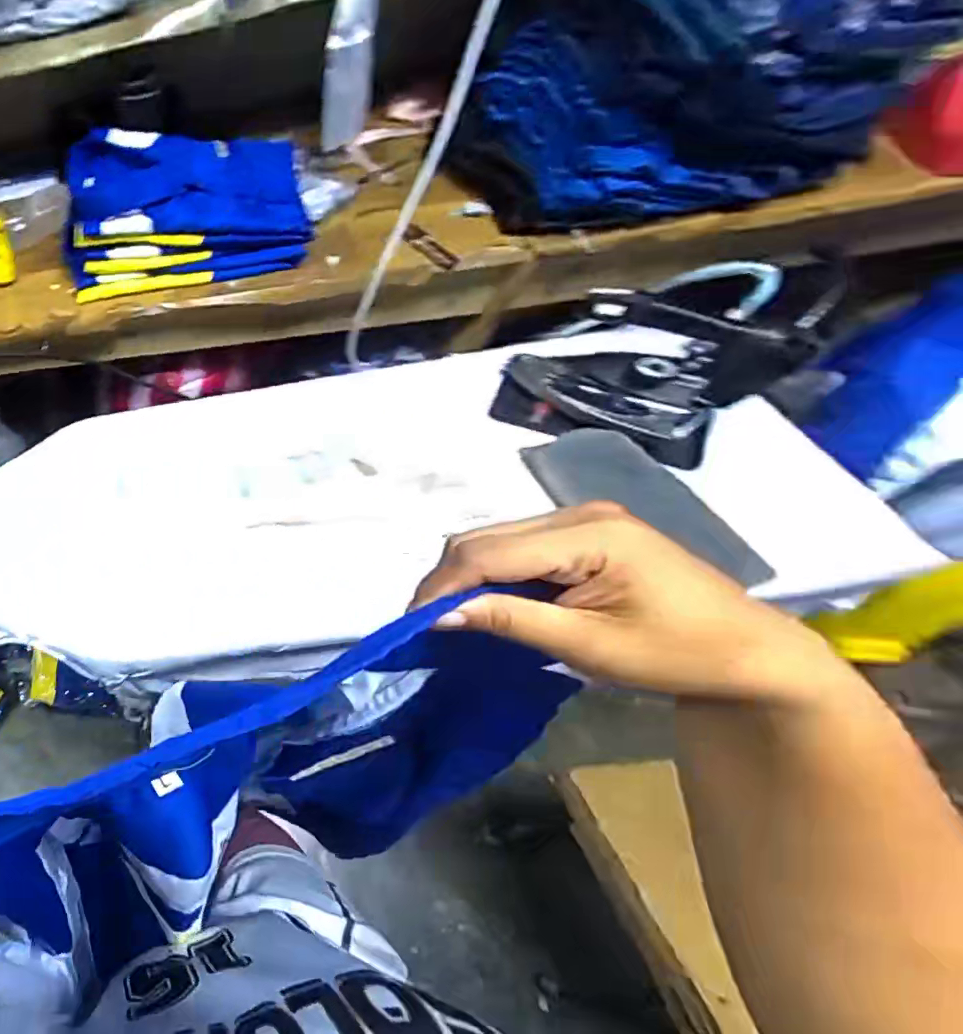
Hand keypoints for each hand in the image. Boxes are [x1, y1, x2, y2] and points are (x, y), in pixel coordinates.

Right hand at [410, 503, 855, 705]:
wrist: (754, 655)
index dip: (443, 585)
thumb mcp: (587, 645)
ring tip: (452, 612)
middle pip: (482, 538)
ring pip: (490, 538)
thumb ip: (509, 620)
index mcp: (590, 535)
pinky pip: (512, 543)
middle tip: (428, 619)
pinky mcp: (581, 530)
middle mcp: (579, 513)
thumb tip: (438, 615)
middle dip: (446, 579)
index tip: (415, 621)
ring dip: (464, 574)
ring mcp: (580, 517)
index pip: (487, 553)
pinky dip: (488, 571)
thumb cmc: (679, 655)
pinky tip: (487, 597)